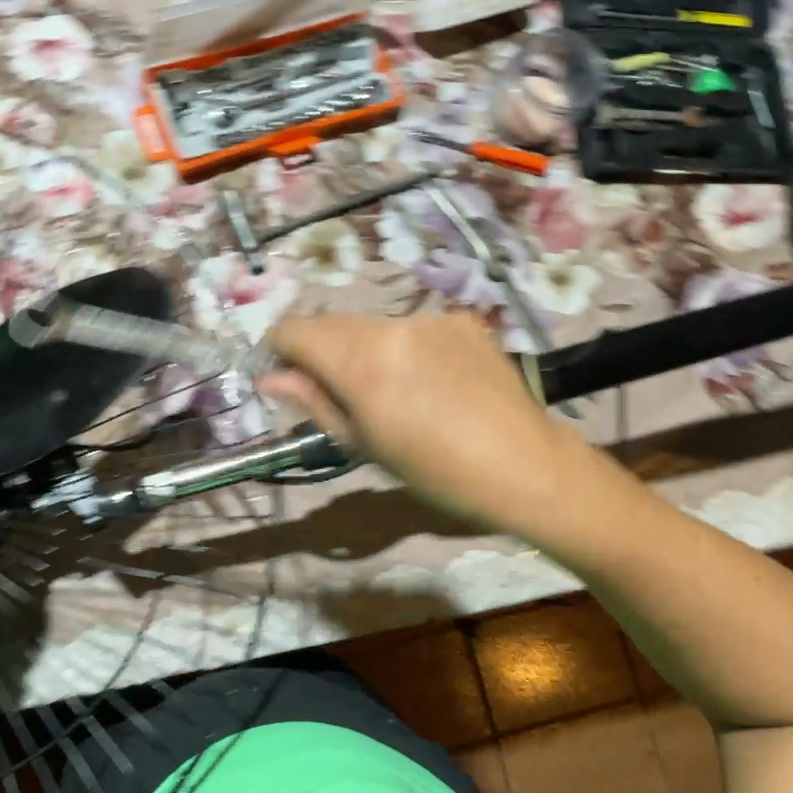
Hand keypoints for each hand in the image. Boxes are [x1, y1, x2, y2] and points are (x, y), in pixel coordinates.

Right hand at [261, 312, 594, 530]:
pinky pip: (413, 329)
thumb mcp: (362, 443)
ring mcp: (429, 320)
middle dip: (320, 350)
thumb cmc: (433, 471)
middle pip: (331, 324)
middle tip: (334, 393)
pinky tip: (430, 383)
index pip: (293, 330)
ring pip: (371, 325)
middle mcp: (389, 328)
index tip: (286, 377)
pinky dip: (404, 349)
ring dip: (362, 349)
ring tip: (389, 393)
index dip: (280, 350)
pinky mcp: (461, 322)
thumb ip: (313, 401)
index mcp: (359, 362)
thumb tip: (269, 378)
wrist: (523, 466)